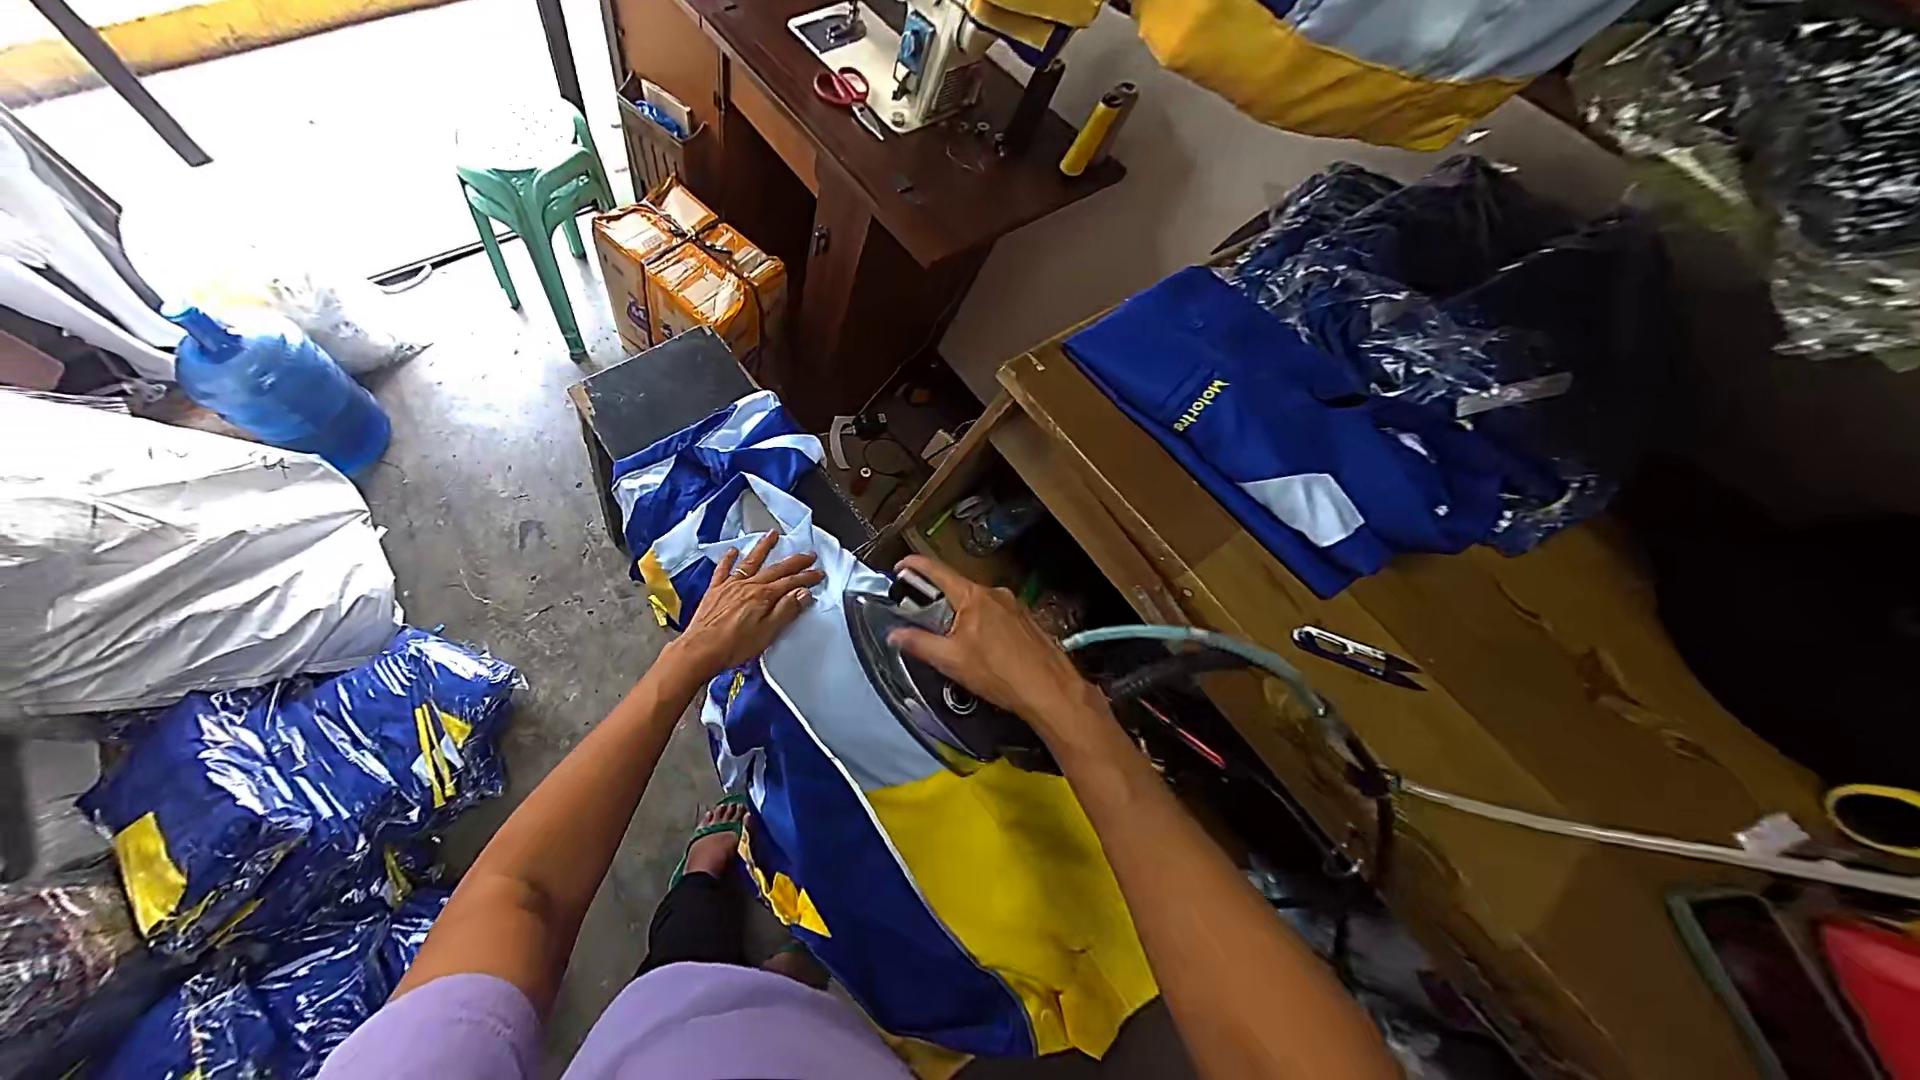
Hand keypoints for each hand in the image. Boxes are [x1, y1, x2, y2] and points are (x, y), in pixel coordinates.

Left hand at [668, 530, 824, 679]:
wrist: (700, 650)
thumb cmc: (732, 646)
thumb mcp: (768, 632)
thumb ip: (787, 610)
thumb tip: (803, 594)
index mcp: (763, 596)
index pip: (791, 582)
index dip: (807, 577)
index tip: (818, 573)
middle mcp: (748, 586)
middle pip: (776, 569)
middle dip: (794, 561)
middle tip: (808, 555)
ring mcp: (730, 586)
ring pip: (751, 561)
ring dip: (763, 547)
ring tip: (772, 535)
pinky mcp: (715, 591)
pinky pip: (723, 570)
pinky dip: (728, 559)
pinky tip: (733, 551)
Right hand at [887, 555, 1108, 743]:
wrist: (1050, 690)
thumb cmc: (1004, 675)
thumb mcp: (952, 662)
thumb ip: (919, 644)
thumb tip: (897, 635)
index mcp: (974, 597)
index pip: (937, 571)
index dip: (915, 565)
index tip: (901, 565)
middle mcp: (995, 594)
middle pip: (956, 588)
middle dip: (936, 603)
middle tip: (924, 623)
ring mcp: (1012, 605)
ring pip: (976, 604)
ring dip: (961, 618)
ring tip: (958, 647)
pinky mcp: (1024, 619)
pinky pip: (994, 614)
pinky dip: (981, 626)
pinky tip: (983, 652)